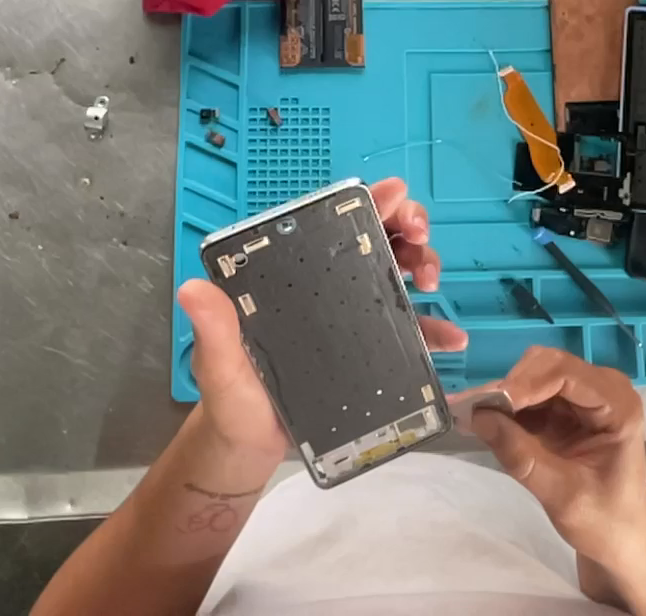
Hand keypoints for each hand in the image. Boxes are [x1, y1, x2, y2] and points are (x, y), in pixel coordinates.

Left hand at [176, 178, 469, 460]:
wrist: (253, 450)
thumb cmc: (233, 399)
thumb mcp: (220, 364)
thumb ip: (214, 329)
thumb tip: (193, 289)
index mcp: (296, 276)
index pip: (333, 225)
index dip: (368, 202)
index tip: (395, 195)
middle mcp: (330, 285)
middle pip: (379, 238)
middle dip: (408, 225)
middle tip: (418, 238)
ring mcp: (356, 315)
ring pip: (401, 272)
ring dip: (426, 262)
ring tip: (431, 281)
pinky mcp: (375, 349)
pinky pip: (413, 332)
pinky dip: (437, 329)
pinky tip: (453, 340)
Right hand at [460, 347, 645, 587]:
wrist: (618, 544)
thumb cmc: (603, 523)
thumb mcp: (561, 496)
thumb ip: (520, 456)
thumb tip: (477, 417)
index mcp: (619, 406)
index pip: (566, 373)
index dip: (525, 382)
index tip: (490, 403)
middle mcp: (605, 389)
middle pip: (549, 365)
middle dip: (512, 385)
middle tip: (477, 409)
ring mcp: (586, 395)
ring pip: (535, 373)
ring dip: (506, 392)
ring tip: (474, 413)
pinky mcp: (567, 405)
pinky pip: (531, 390)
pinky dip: (509, 402)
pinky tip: (486, 417)